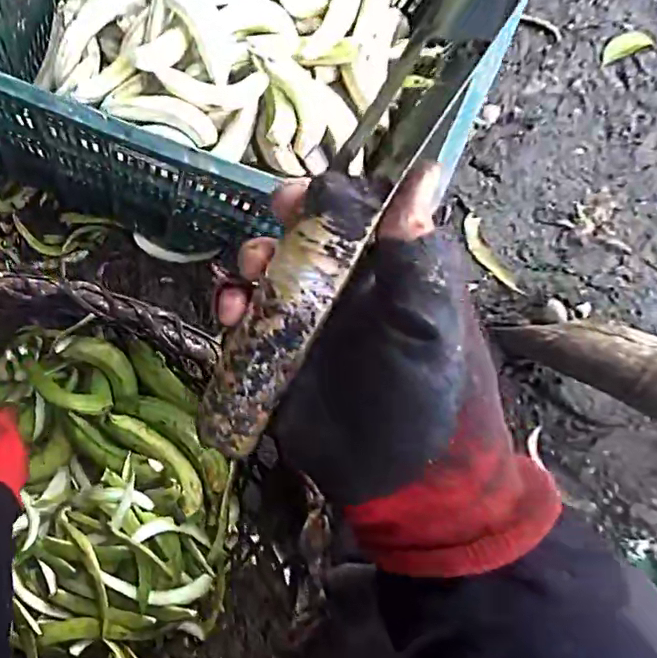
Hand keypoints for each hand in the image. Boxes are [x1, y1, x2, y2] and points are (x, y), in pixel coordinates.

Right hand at [216, 165, 559, 575]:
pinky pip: (244, 317)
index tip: (295, 200)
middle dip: (274, 237)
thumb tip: (422, 176)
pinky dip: (231, 308)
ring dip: (246, 271)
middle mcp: (344, 289)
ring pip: (264, 275)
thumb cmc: (422, 398)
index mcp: (387, 273)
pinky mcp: (274, 351)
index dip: (323, 199)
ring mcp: (306, 320)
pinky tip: (230, 315)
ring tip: (242, 288)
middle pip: (298, 241)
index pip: (354, 215)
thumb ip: (415, 255)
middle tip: (264, 251)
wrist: (394, 481)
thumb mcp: (426, 326)